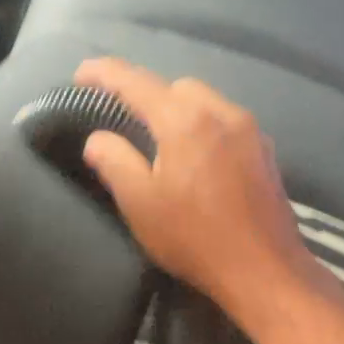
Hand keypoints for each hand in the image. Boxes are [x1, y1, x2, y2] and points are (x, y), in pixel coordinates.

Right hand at [76, 58, 315, 324]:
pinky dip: (199, 124)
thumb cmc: (193, 238)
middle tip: (118, 116)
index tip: (79, 74)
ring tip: (155, 137)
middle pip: (174, 85)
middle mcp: (221, 113)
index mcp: (184, 121)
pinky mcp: (263, 150)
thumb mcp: (139, 203)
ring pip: (203, 100)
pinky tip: (191, 155)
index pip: (136, 82)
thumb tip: (97, 139)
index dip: (104, 74)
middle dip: (144, 93)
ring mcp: (248, 130)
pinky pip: (223, 120)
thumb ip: (114, 161)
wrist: (264, 270)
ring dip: (174, 108)